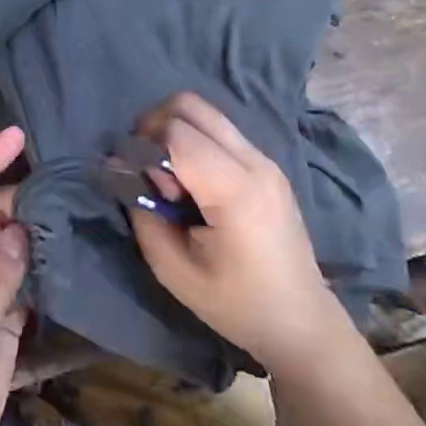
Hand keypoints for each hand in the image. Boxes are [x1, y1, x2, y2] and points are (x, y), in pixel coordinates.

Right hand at [127, 93, 352, 376]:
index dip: (141, 145)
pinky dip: (193, 140)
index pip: (176, 133)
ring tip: (169, 176)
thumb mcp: (174, 271)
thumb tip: (125, 172)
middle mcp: (254, 162)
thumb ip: (144, 215)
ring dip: (174, 131)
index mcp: (235, 190)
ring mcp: (264, 159)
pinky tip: (191, 181)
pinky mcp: (266, 164)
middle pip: (190, 105)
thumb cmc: (237, 304)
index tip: (129, 176)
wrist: (300, 320)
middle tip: (144, 165)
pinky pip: (219, 130)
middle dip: (154, 125)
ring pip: (205, 112)